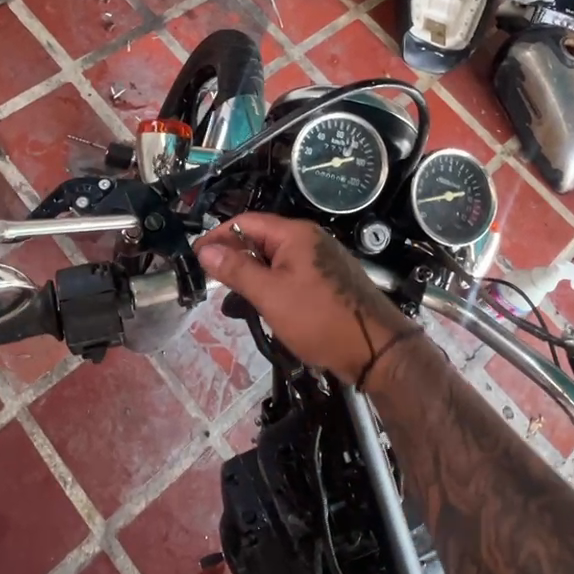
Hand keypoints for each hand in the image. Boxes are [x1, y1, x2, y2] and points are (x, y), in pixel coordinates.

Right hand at [194, 213, 414, 384]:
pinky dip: (272, 287)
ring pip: (274, 260)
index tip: (196, 257)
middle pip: (260, 240)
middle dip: (234, 259)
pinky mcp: (328, 282)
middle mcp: (309, 240)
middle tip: (213, 283)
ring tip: (236, 301)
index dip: (218, 237)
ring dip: (252, 276)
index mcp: (295, 234)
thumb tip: (205, 250)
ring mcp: (321, 261)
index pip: (246, 222)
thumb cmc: (320, 319)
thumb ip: (236, 270)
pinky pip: (290, 275)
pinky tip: (266, 308)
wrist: (377, 350)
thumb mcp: (270, 295)